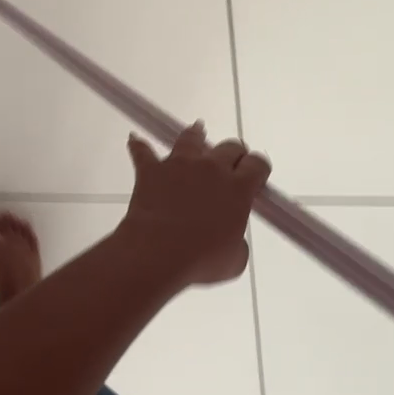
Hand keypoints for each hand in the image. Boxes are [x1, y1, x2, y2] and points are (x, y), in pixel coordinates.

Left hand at [117, 122, 270, 286]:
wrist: (158, 252)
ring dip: (195, 136)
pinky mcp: (152, 168)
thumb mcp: (235, 259)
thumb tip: (228, 235)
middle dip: (233, 153)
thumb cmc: (202, 261)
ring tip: (197, 133)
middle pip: (229, 146)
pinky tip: (135, 141)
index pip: (257, 164)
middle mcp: (211, 168)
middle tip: (230, 163)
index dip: (258, 168)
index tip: (256, 174)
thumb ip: (236, 239)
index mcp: (237, 189)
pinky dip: (139, 146)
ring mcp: (179, 164)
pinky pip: (143, 151)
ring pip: (191, 138)